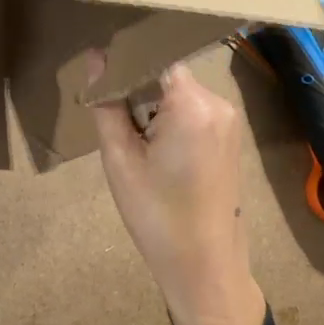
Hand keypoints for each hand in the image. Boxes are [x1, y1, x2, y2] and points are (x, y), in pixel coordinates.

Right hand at [90, 53, 266, 324]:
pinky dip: (167, 119)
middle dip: (136, 87)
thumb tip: (96, 56)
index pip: (154, 56)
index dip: (125, 60)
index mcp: (193, 105)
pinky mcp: (228, 137)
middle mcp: (217, 104)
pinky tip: (152, 149)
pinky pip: (190, 110)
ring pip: (176, 92)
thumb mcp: (119, 157)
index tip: (100, 73)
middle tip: (110, 114)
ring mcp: (227, 121)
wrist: (204, 268)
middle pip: (165, 74)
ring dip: (150, 105)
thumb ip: (107, 101)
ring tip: (130, 137)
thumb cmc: (156, 214)